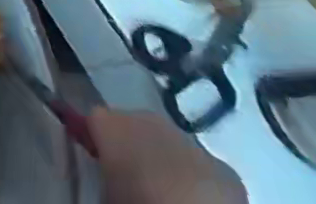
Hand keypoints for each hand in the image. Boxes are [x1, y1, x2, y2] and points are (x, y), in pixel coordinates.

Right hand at [89, 108, 246, 203]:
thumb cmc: (137, 202)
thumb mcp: (103, 193)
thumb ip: (98, 173)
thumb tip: (101, 171)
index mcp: (110, 122)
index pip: (91, 120)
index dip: (91, 140)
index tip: (94, 162)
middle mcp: (147, 120)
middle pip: (130, 126)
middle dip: (129, 146)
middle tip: (128, 181)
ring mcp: (188, 141)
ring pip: (166, 143)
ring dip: (161, 159)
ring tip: (161, 192)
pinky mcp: (225, 169)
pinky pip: (199, 166)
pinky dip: (193, 178)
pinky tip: (191, 199)